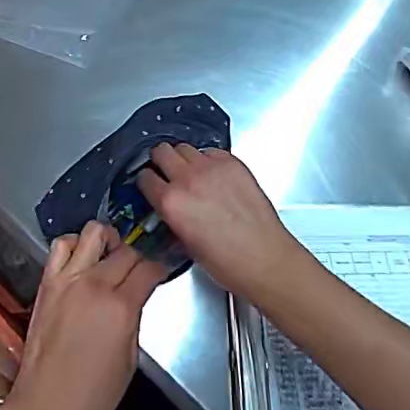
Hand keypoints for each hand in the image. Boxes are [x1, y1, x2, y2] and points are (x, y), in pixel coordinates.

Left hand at [3, 222, 165, 409]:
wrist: (45, 409)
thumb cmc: (92, 397)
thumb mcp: (130, 359)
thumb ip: (134, 318)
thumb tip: (136, 298)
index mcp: (121, 307)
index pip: (147, 269)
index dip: (157, 270)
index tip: (158, 274)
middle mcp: (95, 285)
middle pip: (125, 251)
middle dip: (137, 259)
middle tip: (136, 272)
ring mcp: (68, 280)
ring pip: (93, 233)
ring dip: (106, 240)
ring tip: (109, 255)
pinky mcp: (47, 283)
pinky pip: (61, 245)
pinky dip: (74, 244)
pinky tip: (81, 259)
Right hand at [137, 144, 308, 296]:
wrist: (265, 259)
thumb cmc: (228, 262)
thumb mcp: (186, 245)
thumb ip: (172, 219)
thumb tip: (169, 209)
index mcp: (171, 202)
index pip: (145, 177)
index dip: (146, 181)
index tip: (149, 183)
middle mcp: (188, 179)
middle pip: (161, 151)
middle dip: (160, 160)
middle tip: (165, 170)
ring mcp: (211, 168)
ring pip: (185, 147)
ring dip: (183, 158)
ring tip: (190, 171)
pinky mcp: (233, 163)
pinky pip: (211, 151)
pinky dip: (207, 159)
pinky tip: (213, 174)